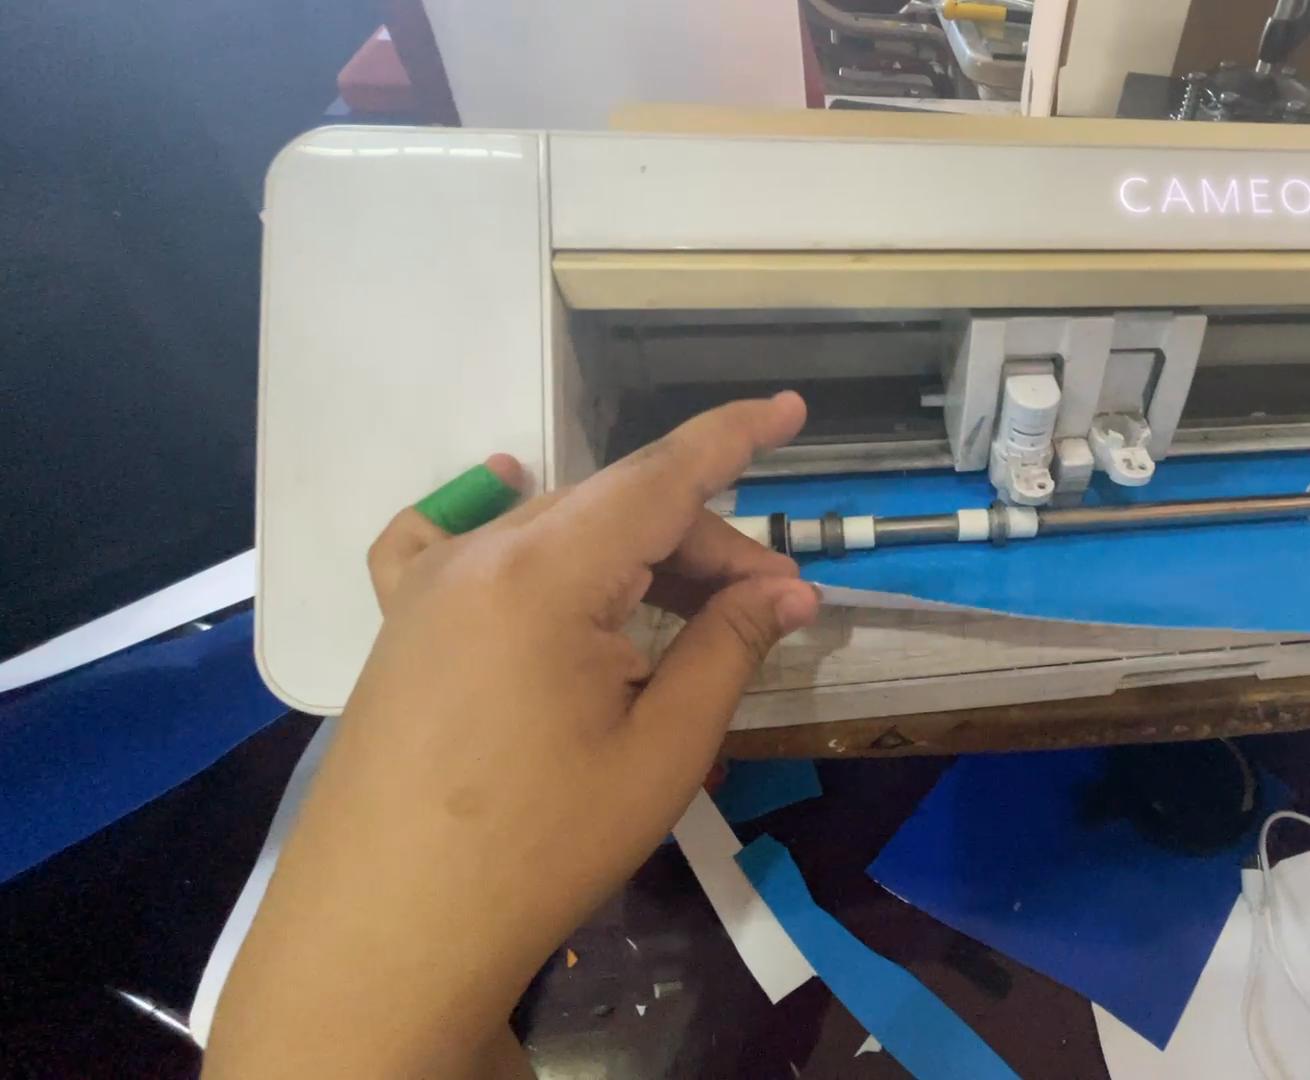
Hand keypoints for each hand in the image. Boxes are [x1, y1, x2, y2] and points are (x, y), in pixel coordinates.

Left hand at [204, 393, 819, 1078]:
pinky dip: (508, 520)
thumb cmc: (545, 846)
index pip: (662, 477)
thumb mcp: (667, 745)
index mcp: (547, 575)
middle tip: (773, 609)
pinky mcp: (407, 627)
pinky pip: (454, 543)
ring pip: (567, 532)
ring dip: (646, 558)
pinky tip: (506, 497)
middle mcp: (482, 557)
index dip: (735, 437)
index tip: (792, 408)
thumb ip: (732, 644)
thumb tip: (794, 591)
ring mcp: (432, 588)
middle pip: (625, 512)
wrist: (384, 949)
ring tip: (701, 616)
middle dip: (712, 550)